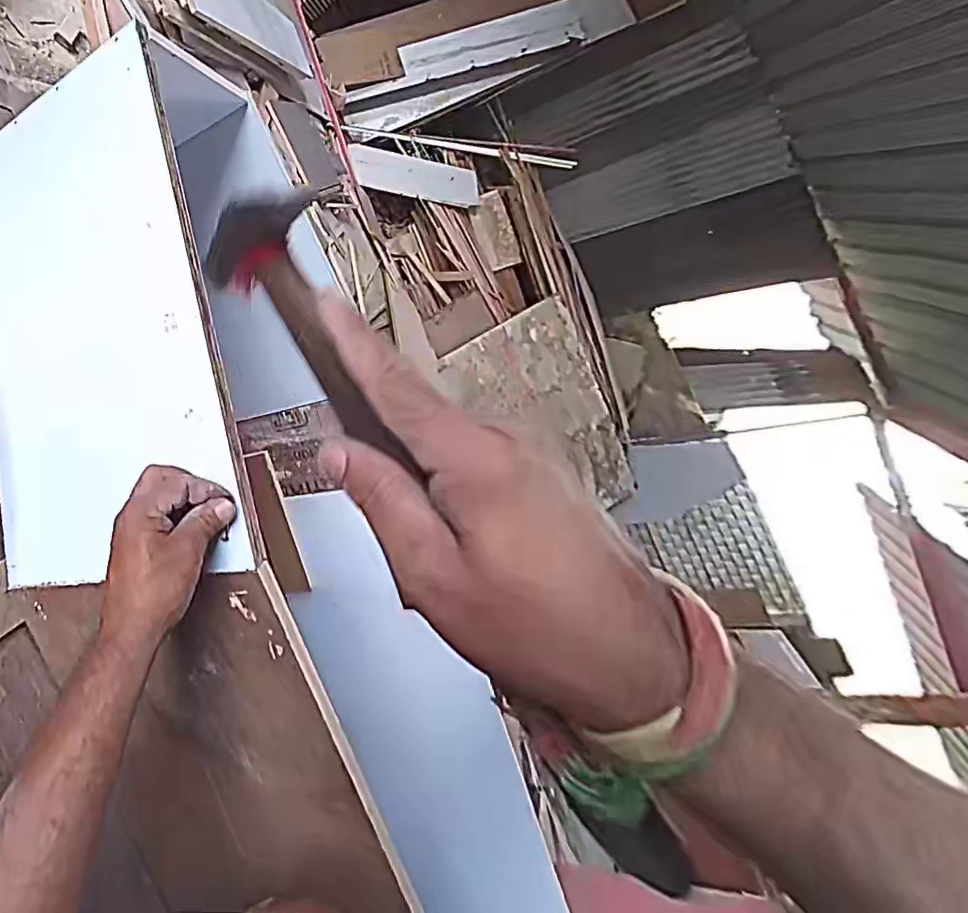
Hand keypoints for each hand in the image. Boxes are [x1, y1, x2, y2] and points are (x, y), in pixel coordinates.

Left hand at [100, 465, 236, 650]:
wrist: (131, 628)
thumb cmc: (149, 597)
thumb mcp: (187, 553)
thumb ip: (204, 522)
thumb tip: (219, 506)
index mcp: (140, 510)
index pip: (176, 481)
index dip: (205, 489)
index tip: (223, 502)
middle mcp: (130, 515)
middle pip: (160, 479)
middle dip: (190, 485)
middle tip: (213, 501)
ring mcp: (130, 529)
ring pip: (157, 497)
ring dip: (183, 501)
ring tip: (207, 519)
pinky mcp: (134, 545)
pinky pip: (155, 516)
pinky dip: (175, 517)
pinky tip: (192, 533)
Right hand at [316, 296, 688, 732]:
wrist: (638, 662)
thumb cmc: (538, 628)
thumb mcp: (432, 574)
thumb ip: (379, 499)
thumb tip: (337, 451)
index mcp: (475, 461)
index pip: (394, 387)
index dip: (353, 343)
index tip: (329, 305)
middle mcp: (505, 443)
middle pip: (412, 410)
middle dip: (372, 428)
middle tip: (361, 480)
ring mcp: (526, 453)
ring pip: (436, 437)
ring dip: (409, 467)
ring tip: (423, 537)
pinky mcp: (535, 471)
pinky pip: (464, 452)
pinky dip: (438, 473)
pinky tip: (447, 526)